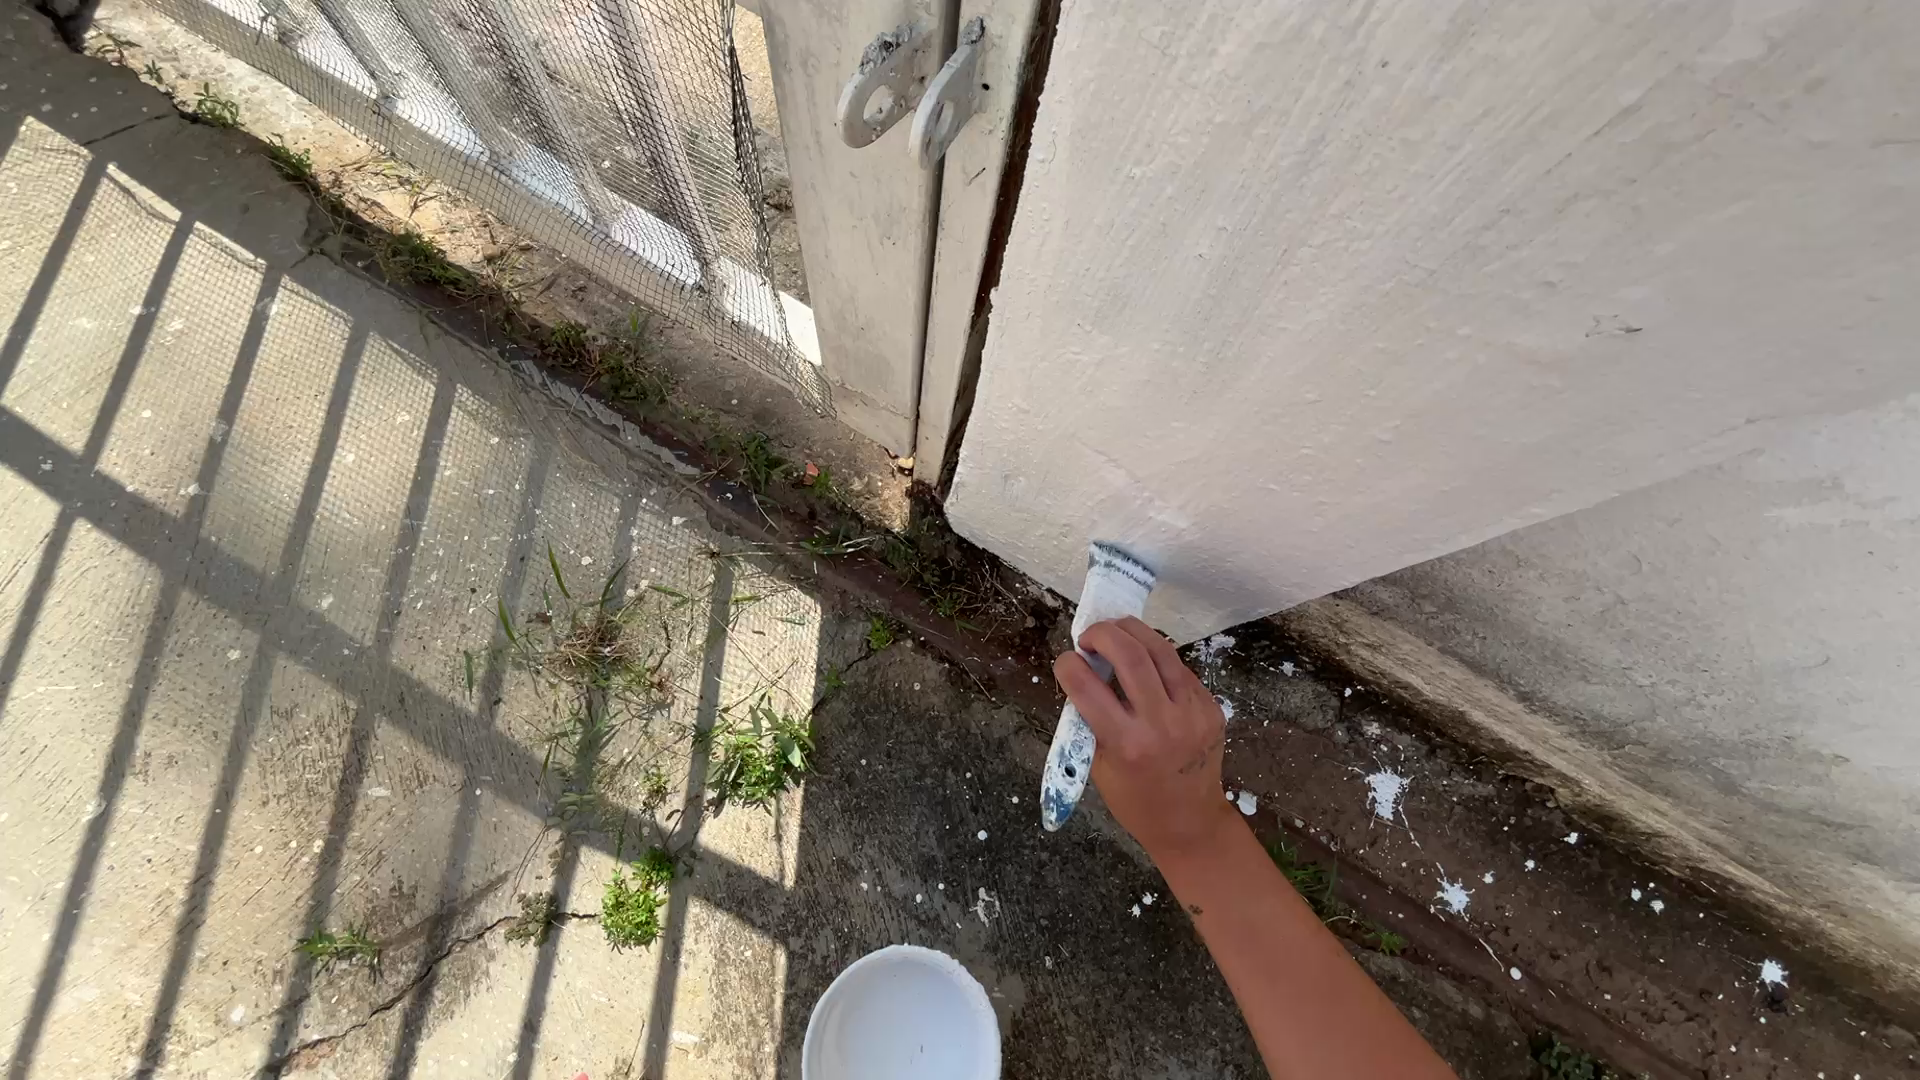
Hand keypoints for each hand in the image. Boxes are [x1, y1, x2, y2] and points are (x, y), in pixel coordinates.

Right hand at [1053, 617, 1235, 863]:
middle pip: (1130, 654)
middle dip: (1102, 634)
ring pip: (1161, 649)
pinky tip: (1145, 663)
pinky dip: (1157, 658)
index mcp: (1126, 743)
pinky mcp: (1211, 707)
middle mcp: (1162, 723)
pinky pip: (1179, 669)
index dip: (1068, 665)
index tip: (1065, 661)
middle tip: (1089, 637)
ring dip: (1132, 632)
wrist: (1191, 823)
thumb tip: (1085, 673)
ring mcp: (1192, 712)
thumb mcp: (1099, 764)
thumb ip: (1092, 718)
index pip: (1086, 686)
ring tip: (1115, 632)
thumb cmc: (1135, 800)